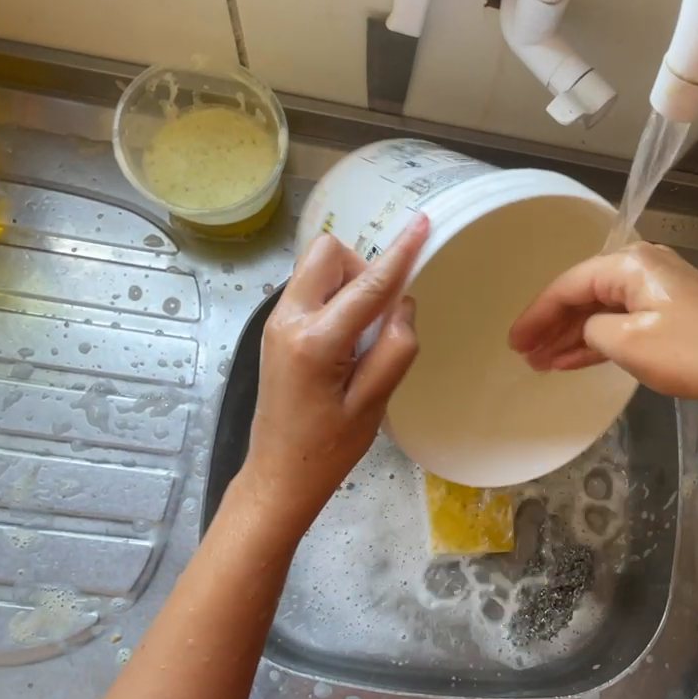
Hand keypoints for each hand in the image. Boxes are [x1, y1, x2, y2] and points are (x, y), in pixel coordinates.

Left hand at [235, 215, 427, 528]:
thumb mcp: (373, 405)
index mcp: (315, 341)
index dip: (399, 254)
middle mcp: (288, 320)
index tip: (421, 225)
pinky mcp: (276, 331)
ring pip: (317, 269)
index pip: (368, 286)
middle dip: (360, 267)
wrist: (279, 473)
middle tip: (377, 314)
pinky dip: (335, 300)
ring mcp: (276, 322)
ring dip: (347, 285)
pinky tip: (345, 343)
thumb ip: (394, 350)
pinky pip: (310, 291)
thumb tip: (402, 305)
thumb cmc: (328, 449)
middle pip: (327, 254)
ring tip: (360, 337)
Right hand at [508, 242, 697, 418]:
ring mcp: (659, 291)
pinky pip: (621, 323)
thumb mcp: (629, 343)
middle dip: (551, 326)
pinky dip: (596, 342)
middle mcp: (644, 267)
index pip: (569, 285)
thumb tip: (587, 330)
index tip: (513, 342)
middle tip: (523, 354)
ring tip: (541, 363)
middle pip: (583, 294)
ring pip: (601, 311)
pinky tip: (572, 361)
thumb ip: (592, 331)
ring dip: (570, 337)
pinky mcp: (672, 314)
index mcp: (631, 264)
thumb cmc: (693, 353)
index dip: (537, 314)